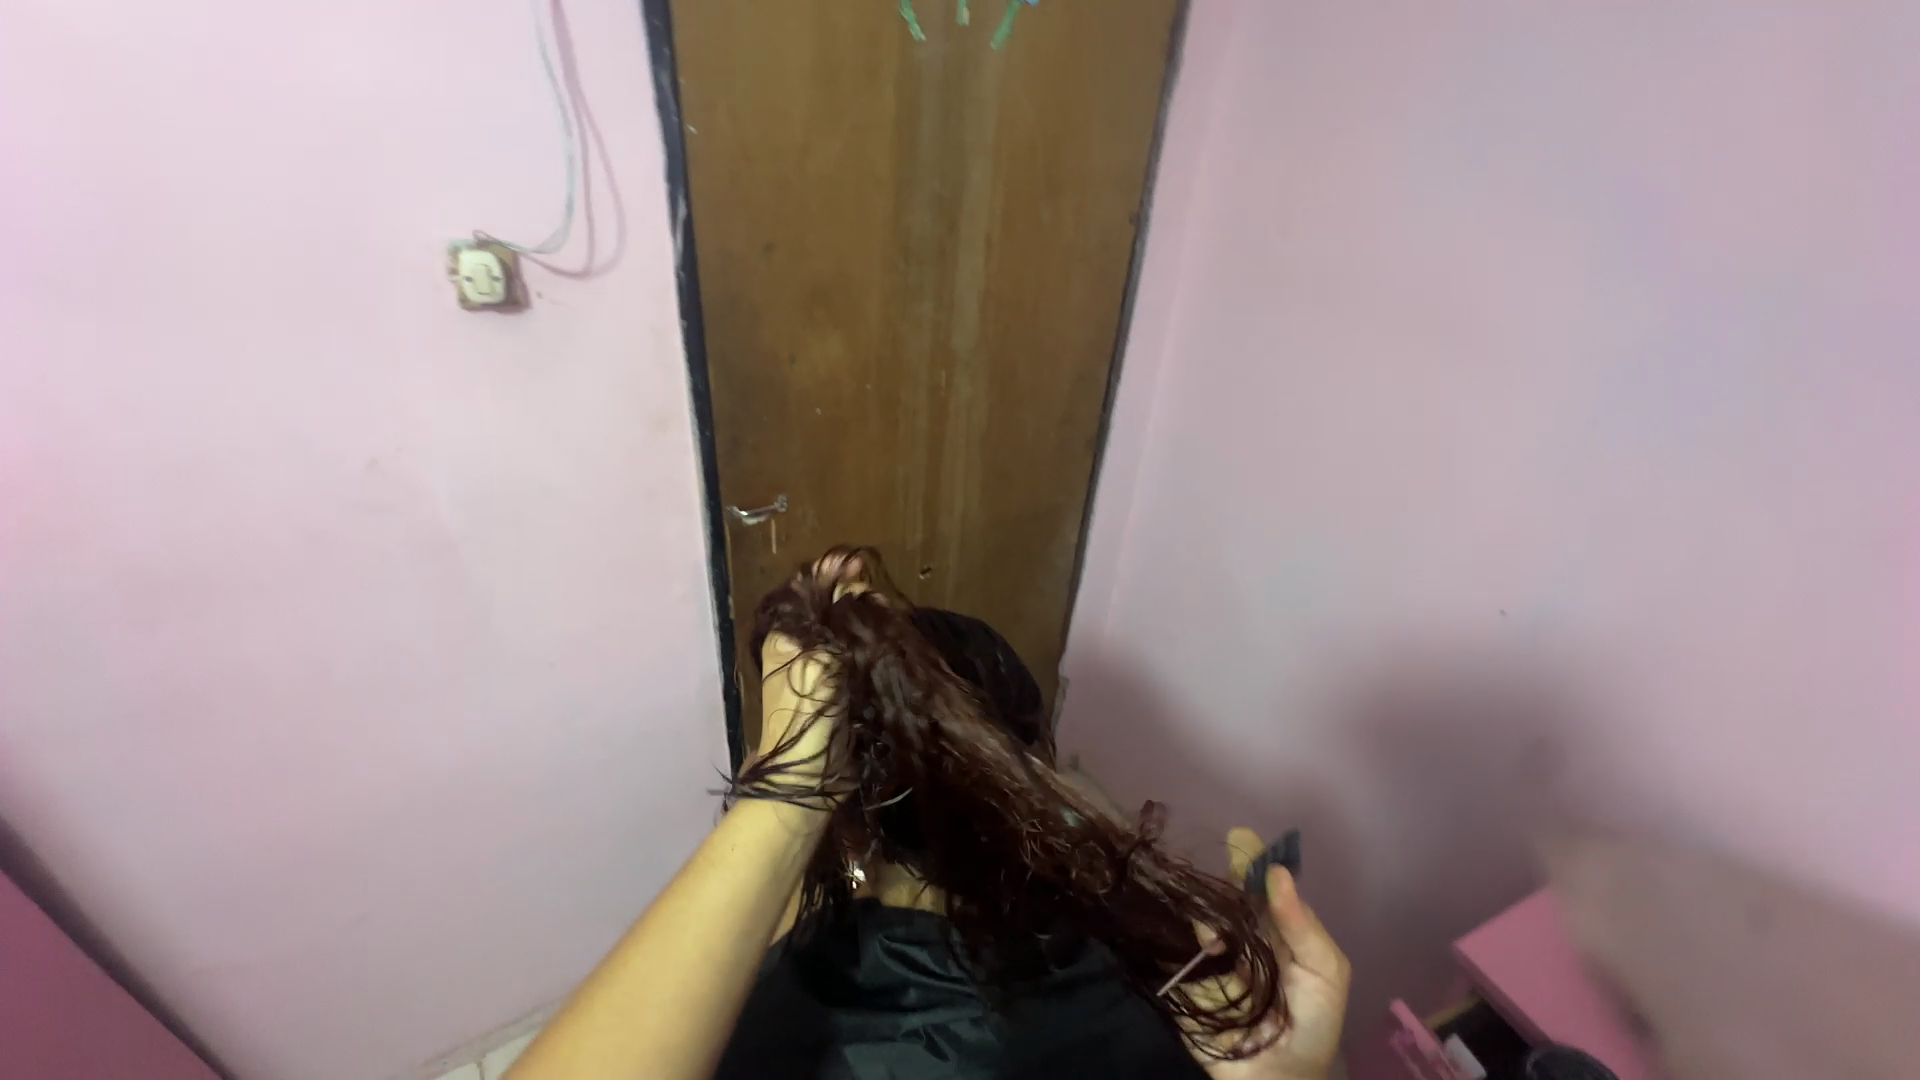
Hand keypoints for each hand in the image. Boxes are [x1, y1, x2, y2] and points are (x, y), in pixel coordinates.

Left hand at [751, 558, 871, 773]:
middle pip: (830, 609)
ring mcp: (822, 667)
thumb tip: (852, 586)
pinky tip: (892, 633)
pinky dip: (874, 640)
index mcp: (785, 637)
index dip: (832, 574)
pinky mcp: (842, 686)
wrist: (809, 779)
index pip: (809, 592)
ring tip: (888, 607)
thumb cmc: (806, 719)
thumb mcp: (820, 664)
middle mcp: (801, 647)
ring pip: (847, 628)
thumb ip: (837, 625)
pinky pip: (859, 651)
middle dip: (853, 593)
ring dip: (866, 616)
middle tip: (877, 589)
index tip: (859, 563)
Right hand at [1189, 827, 1351, 1079]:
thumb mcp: (1325, 974)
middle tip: (1227, 851)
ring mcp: (1213, 950)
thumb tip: (1275, 871)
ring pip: (1205, 908)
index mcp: (1278, 929)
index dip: (1252, 859)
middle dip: (1229, 871)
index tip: (1240, 837)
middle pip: (1230, 890)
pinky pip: (1181, 936)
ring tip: (1224, 926)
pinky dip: (1193, 928)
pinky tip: (1209, 943)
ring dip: (1213, 905)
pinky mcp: (1187, 969)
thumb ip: (1302, 924)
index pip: (1262, 884)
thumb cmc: (1311, 1027)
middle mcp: (1245, 932)